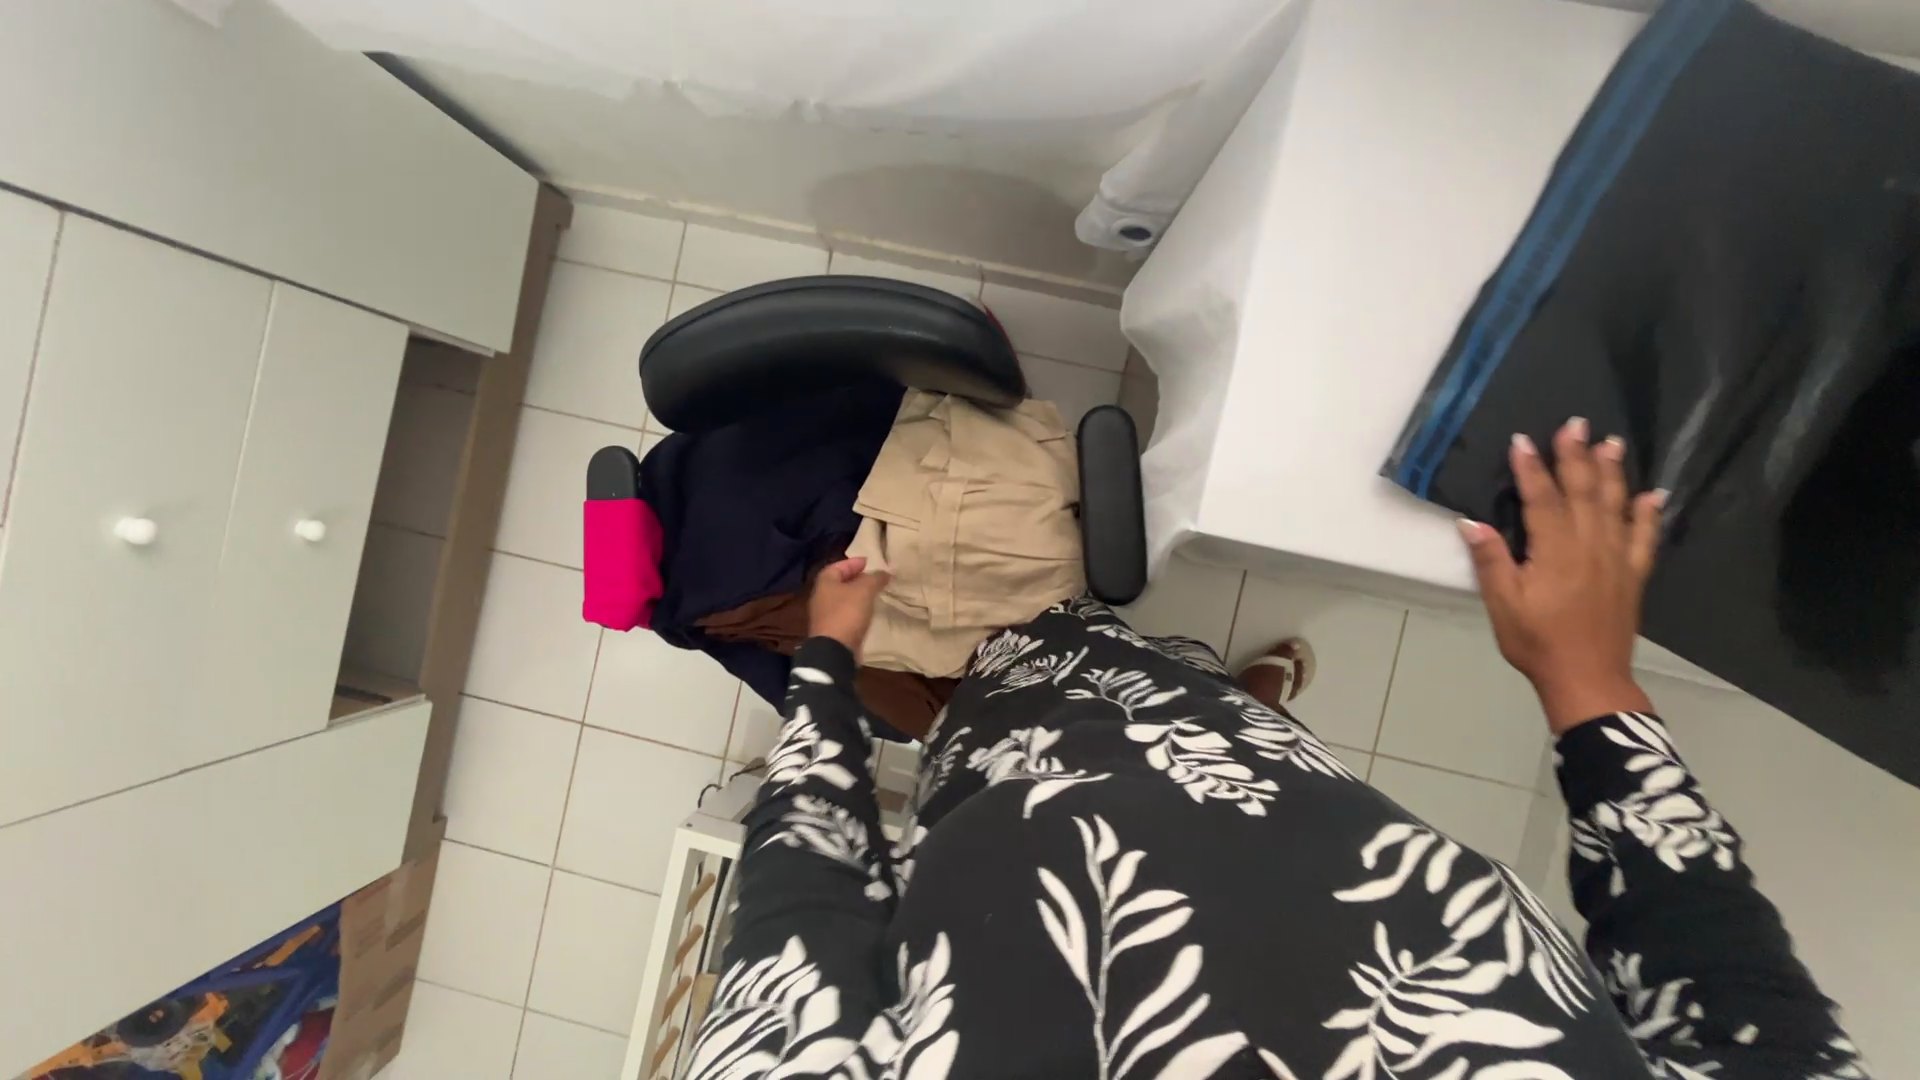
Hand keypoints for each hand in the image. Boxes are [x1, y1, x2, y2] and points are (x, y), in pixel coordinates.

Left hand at [808, 557, 889, 661]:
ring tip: (874, 593)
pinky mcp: (832, 629)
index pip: (837, 566)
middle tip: (873, 577)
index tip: (869, 562)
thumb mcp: (864, 591)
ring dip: (857, 595)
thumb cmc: (847, 613)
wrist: (835, 650)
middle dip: (856, 578)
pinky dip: (856, 609)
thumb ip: (875, 578)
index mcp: (825, 583)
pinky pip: (845, 613)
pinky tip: (868, 611)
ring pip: (843, 599)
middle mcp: (821, 596)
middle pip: (839, 582)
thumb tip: (884, 573)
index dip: (853, 562)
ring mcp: (825, 615)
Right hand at [1457, 417, 1665, 734]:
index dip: (1532, 469)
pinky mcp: (1633, 575)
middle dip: (1576, 458)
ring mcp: (1617, 560)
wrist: (1587, 677)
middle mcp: (1592, 548)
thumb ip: (1491, 561)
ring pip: (1615, 507)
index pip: (1543, 501)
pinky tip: (1650, 494)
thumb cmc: (1535, 641)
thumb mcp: (1502, 603)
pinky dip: (1647, 513)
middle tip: (1575, 425)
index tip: (1523, 441)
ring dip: (1611, 473)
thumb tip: (1472, 523)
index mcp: (1556, 553)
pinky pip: (1645, 537)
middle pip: (1583, 494)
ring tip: (1611, 443)